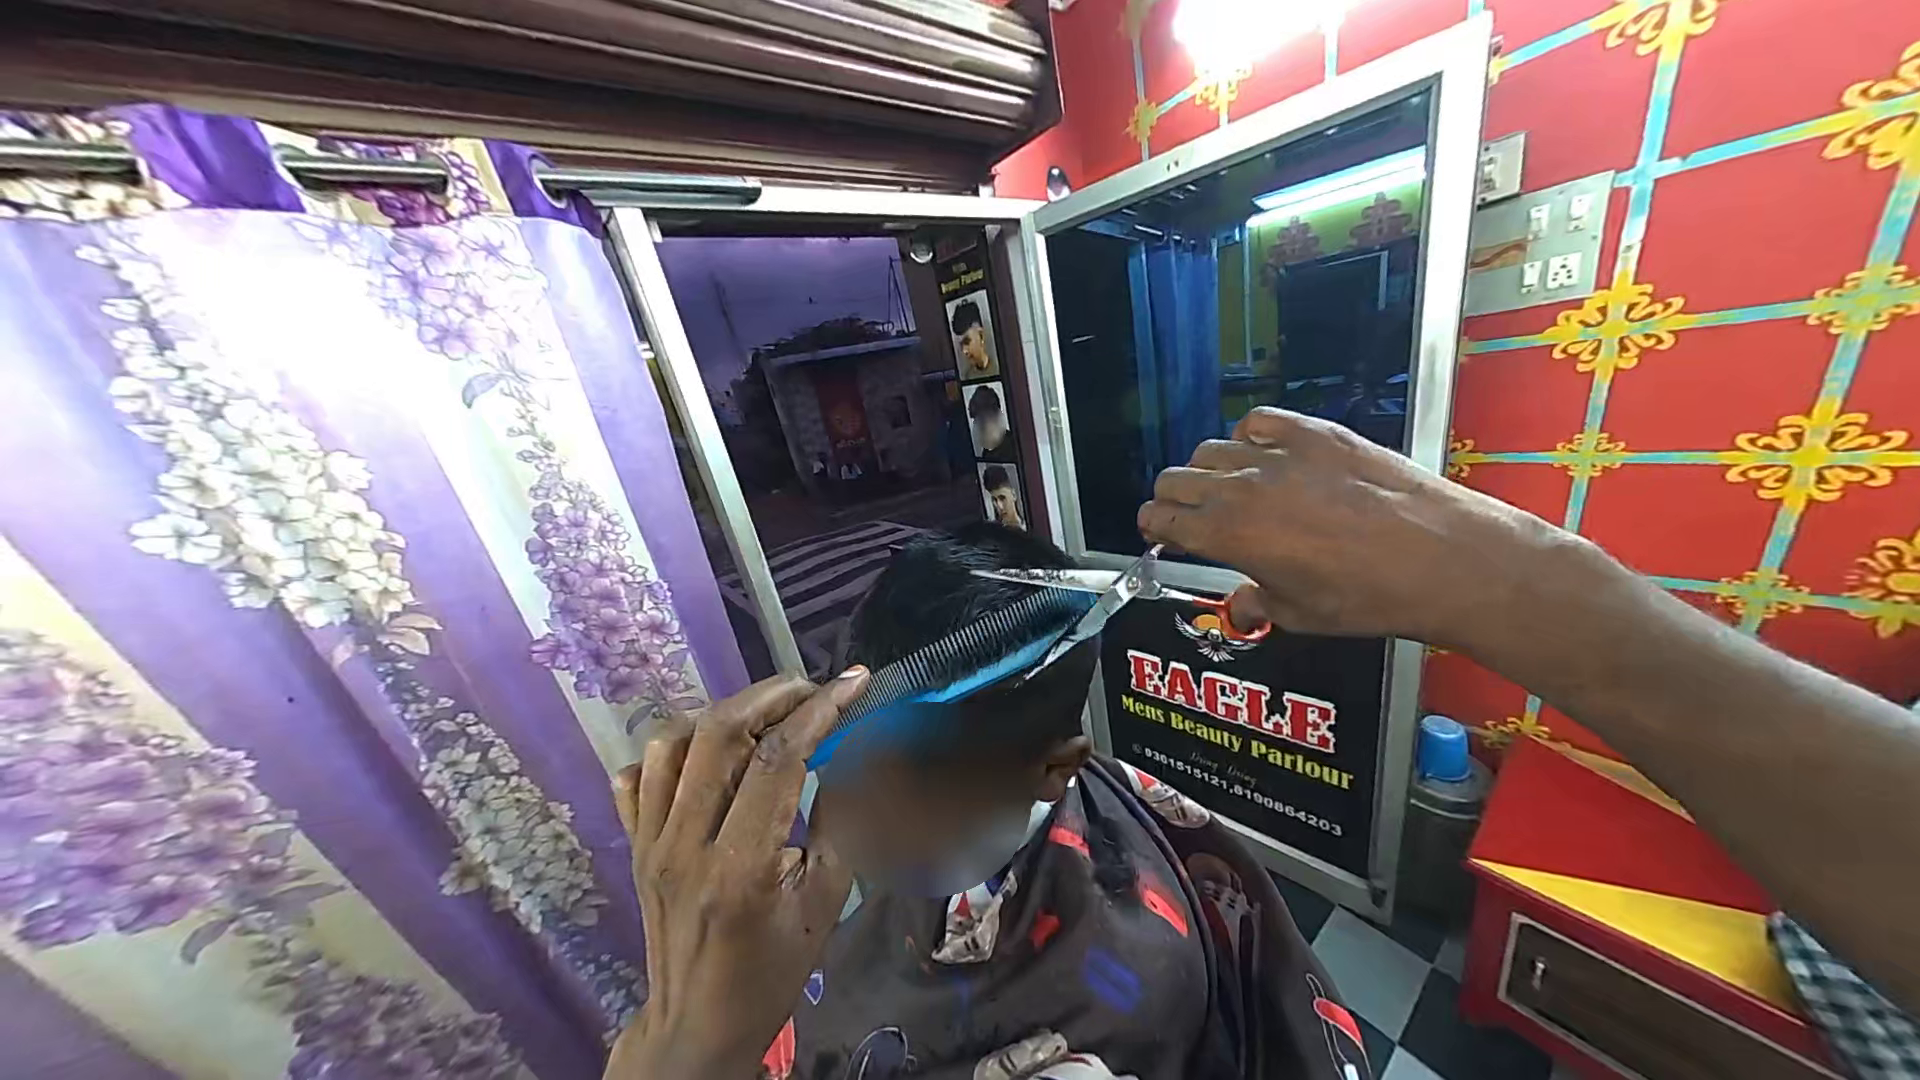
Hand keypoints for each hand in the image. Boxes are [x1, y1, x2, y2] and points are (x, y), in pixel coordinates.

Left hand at [605, 670, 869, 1079]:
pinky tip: (710, 751)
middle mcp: (685, 844)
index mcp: (741, 866)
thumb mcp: (825, 899)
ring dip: (727, 712)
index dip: (821, 709)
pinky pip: (641, 773)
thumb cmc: (770, 968)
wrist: (695, 1027)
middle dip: (773, 694)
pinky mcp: (634, 845)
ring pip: (674, 741)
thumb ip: (839, 821)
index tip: (854, 681)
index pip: (779, 758)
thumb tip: (845, 753)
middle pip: (720, 733)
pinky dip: (675, 745)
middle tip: (811, 688)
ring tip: (768, 714)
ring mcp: (650, 842)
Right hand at [1136, 407, 1586, 647]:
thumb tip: (1243, 606)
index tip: (1160, 532)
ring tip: (1226, 484)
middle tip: (1186, 513)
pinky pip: (1259, 421)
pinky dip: (1249, 435)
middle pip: (1174, 479)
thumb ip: (1255, 603)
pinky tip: (1262, 452)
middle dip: (1171, 499)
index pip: (1160, 518)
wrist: (1447, 561)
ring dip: (1206, 469)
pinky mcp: (1316, 435)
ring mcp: (1278, 457)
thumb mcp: (1299, 614)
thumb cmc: (1372, 595)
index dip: (1153, 526)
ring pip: (1209, 448)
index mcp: (1227, 536)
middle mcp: (1241, 490)